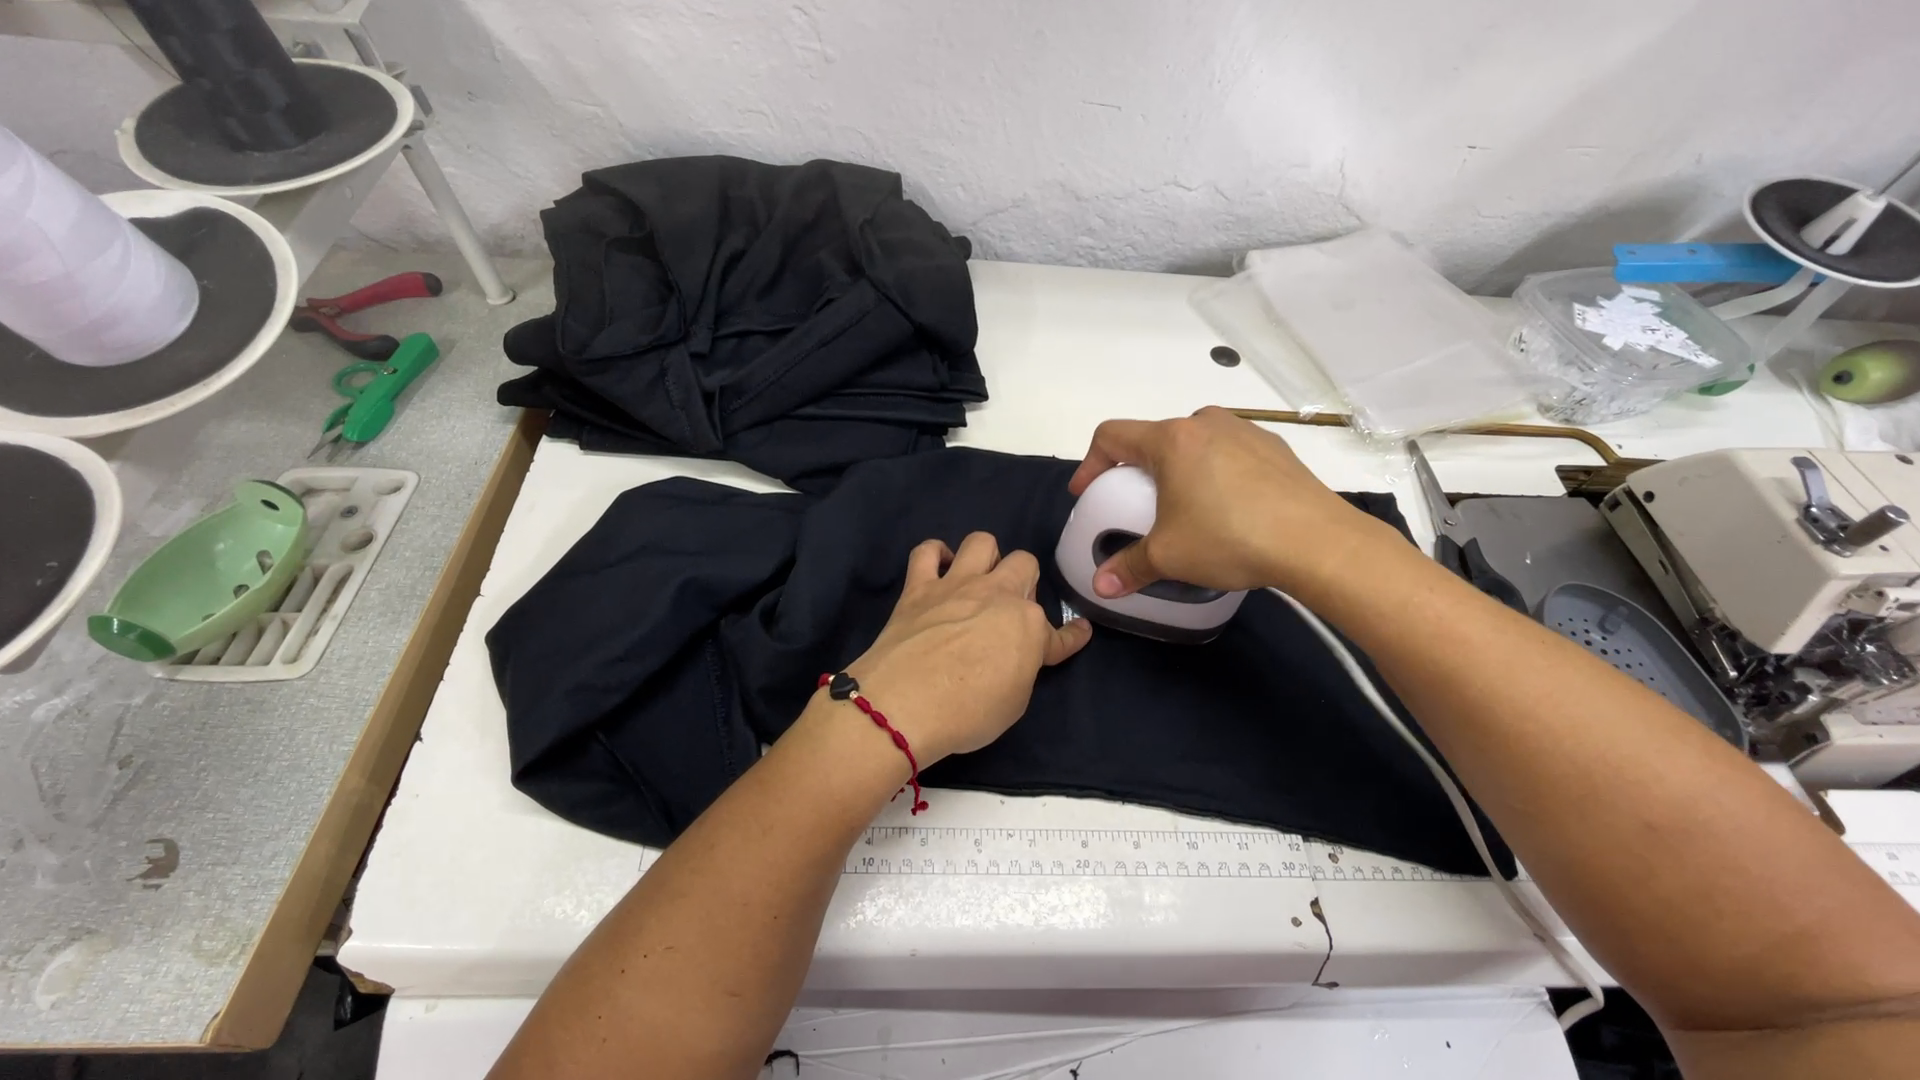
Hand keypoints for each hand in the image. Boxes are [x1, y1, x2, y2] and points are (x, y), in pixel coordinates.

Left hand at [843, 532, 1091, 764]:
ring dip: (987, 557)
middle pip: (1024, 564)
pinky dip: (934, 555)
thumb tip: (1014, 657)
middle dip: (1026, 581)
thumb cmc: (968, 714)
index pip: (1060, 633)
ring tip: (979, 579)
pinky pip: (926, 551)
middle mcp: (998, 595)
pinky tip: (937, 568)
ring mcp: (956, 586)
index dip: (1071, 636)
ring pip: (981, 542)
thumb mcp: (1014, 702)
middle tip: (1012, 608)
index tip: (1078, 633)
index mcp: (1029, 627)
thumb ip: (1021, 669)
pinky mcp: (918, 588)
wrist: (905, 704)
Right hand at [1067, 407, 1399, 598]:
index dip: (1091, 463)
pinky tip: (1228, 509)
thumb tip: (1101, 587)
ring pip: (1195, 444)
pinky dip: (1215, 474)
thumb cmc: (1230, 539)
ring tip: (1184, 507)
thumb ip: (1130, 568)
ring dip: (1179, 469)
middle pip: (1155, 438)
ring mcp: (1245, 431)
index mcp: (1172, 440)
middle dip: (1138, 470)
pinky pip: (1229, 454)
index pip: (1112, 436)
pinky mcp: (1275, 448)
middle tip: (1136, 505)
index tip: (1088, 493)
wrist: (1316, 542)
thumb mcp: (1170, 557)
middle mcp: (1206, 423)